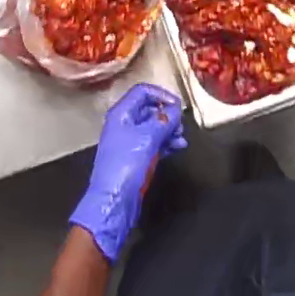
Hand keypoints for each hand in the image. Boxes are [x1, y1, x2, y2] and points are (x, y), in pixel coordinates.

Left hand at [69, 82, 186, 259]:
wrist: (113, 203)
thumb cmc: (126, 166)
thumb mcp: (147, 139)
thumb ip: (163, 121)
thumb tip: (176, 109)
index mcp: (122, 114)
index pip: (142, 92)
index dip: (162, 95)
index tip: (179, 106)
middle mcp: (124, 124)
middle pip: (149, 108)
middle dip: (167, 114)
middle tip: (182, 124)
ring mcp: (130, 141)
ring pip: (153, 126)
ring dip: (169, 129)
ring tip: (182, 138)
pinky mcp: (136, 157)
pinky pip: (154, 142)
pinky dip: (166, 142)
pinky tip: (178, 147)